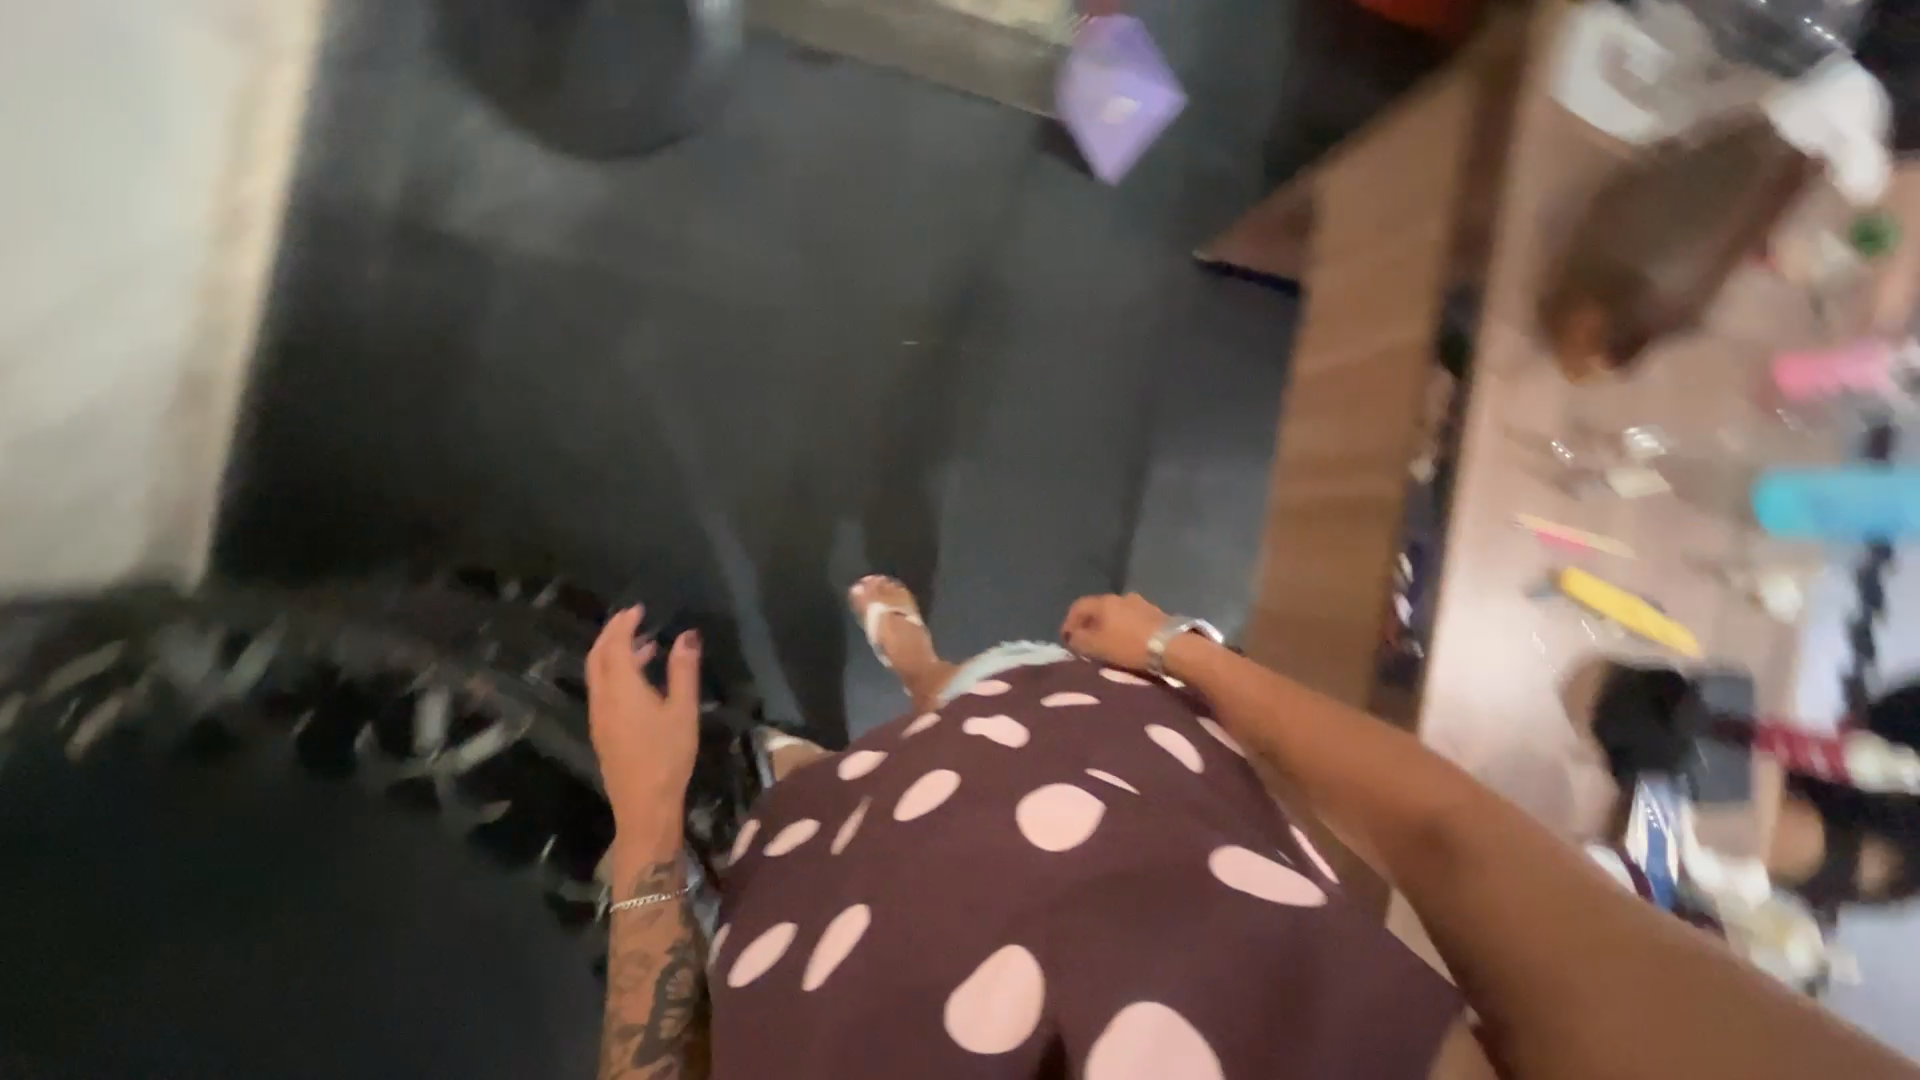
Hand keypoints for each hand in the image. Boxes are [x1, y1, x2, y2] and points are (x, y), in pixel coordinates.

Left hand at [586, 607, 699, 856]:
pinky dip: (616, 673)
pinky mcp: (603, 731)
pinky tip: (640, 680)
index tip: (638, 609)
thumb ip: (683, 670)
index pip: (614, 645)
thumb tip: (686, 635)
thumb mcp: (683, 710)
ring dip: (614, 654)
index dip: (623, 624)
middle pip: (598, 657)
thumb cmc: (668, 754)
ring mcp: (599, 716)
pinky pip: (603, 689)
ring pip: (598, 674)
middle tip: (633, 619)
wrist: (644, 804)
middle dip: (612, 634)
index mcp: (621, 689)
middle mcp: (603, 698)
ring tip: (645, 645)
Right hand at [1059, 593, 1170, 671]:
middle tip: (1085, 644)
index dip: (1068, 624)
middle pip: (1097, 610)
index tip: (1067, 641)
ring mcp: (1141, 603)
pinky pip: (1131, 621)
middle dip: (1088, 626)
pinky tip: (1127, 643)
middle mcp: (1121, 597)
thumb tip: (1072, 636)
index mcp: (1103, 601)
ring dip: (1108, 628)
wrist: (1173, 647)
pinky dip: (1124, 630)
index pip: (1077, 607)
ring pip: (1116, 615)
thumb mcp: (1095, 647)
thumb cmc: (1128, 646)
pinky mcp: (1156, 614)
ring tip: (1107, 645)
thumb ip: (1078, 640)